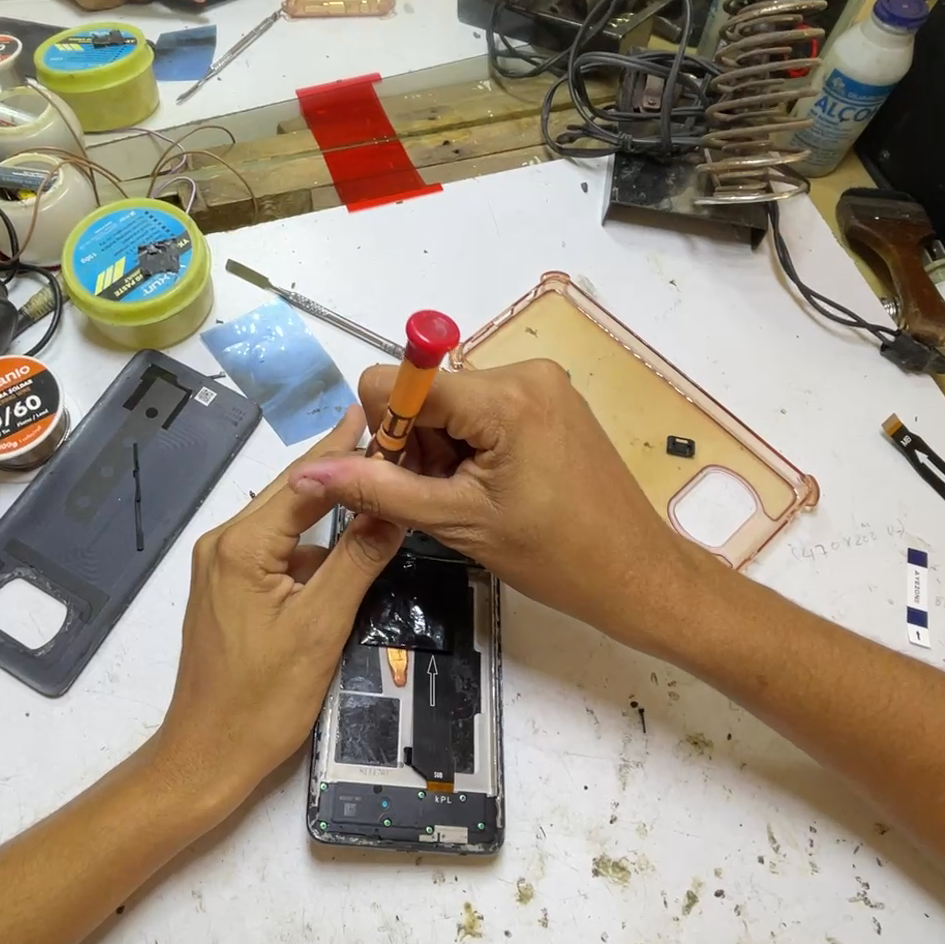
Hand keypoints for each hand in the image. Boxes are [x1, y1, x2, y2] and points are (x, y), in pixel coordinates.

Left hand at [157, 408, 403, 800]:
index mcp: (241, 545)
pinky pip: (279, 550)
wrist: (206, 756)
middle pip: (291, 494)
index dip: (344, 449)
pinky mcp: (231, 589)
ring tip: (375, 480)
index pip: (303, 483)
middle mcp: (225, 543)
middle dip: (337, 465)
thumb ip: (357, 562)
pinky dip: (313, 542)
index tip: (376, 415)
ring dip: (329, 505)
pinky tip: (346, 543)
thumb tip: (393, 508)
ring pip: (286, 523)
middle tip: (382, 432)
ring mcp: (224, 566)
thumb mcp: (320, 627)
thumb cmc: (262, 699)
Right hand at [289, 361, 722, 649]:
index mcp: (503, 397)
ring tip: (469, 497)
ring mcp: (540, 383)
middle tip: (440, 499)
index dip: (385, 429)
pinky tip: (488, 485)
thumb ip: (379, 490)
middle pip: (425, 393)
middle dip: (417, 445)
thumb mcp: (457, 523)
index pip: (398, 379)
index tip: (404, 476)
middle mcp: (522, 372)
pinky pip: (481, 408)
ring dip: (441, 449)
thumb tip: (310, 473)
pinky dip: (468, 444)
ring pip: (450, 403)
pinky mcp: (548, 398)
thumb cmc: (552, 556)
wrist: (634, 572)